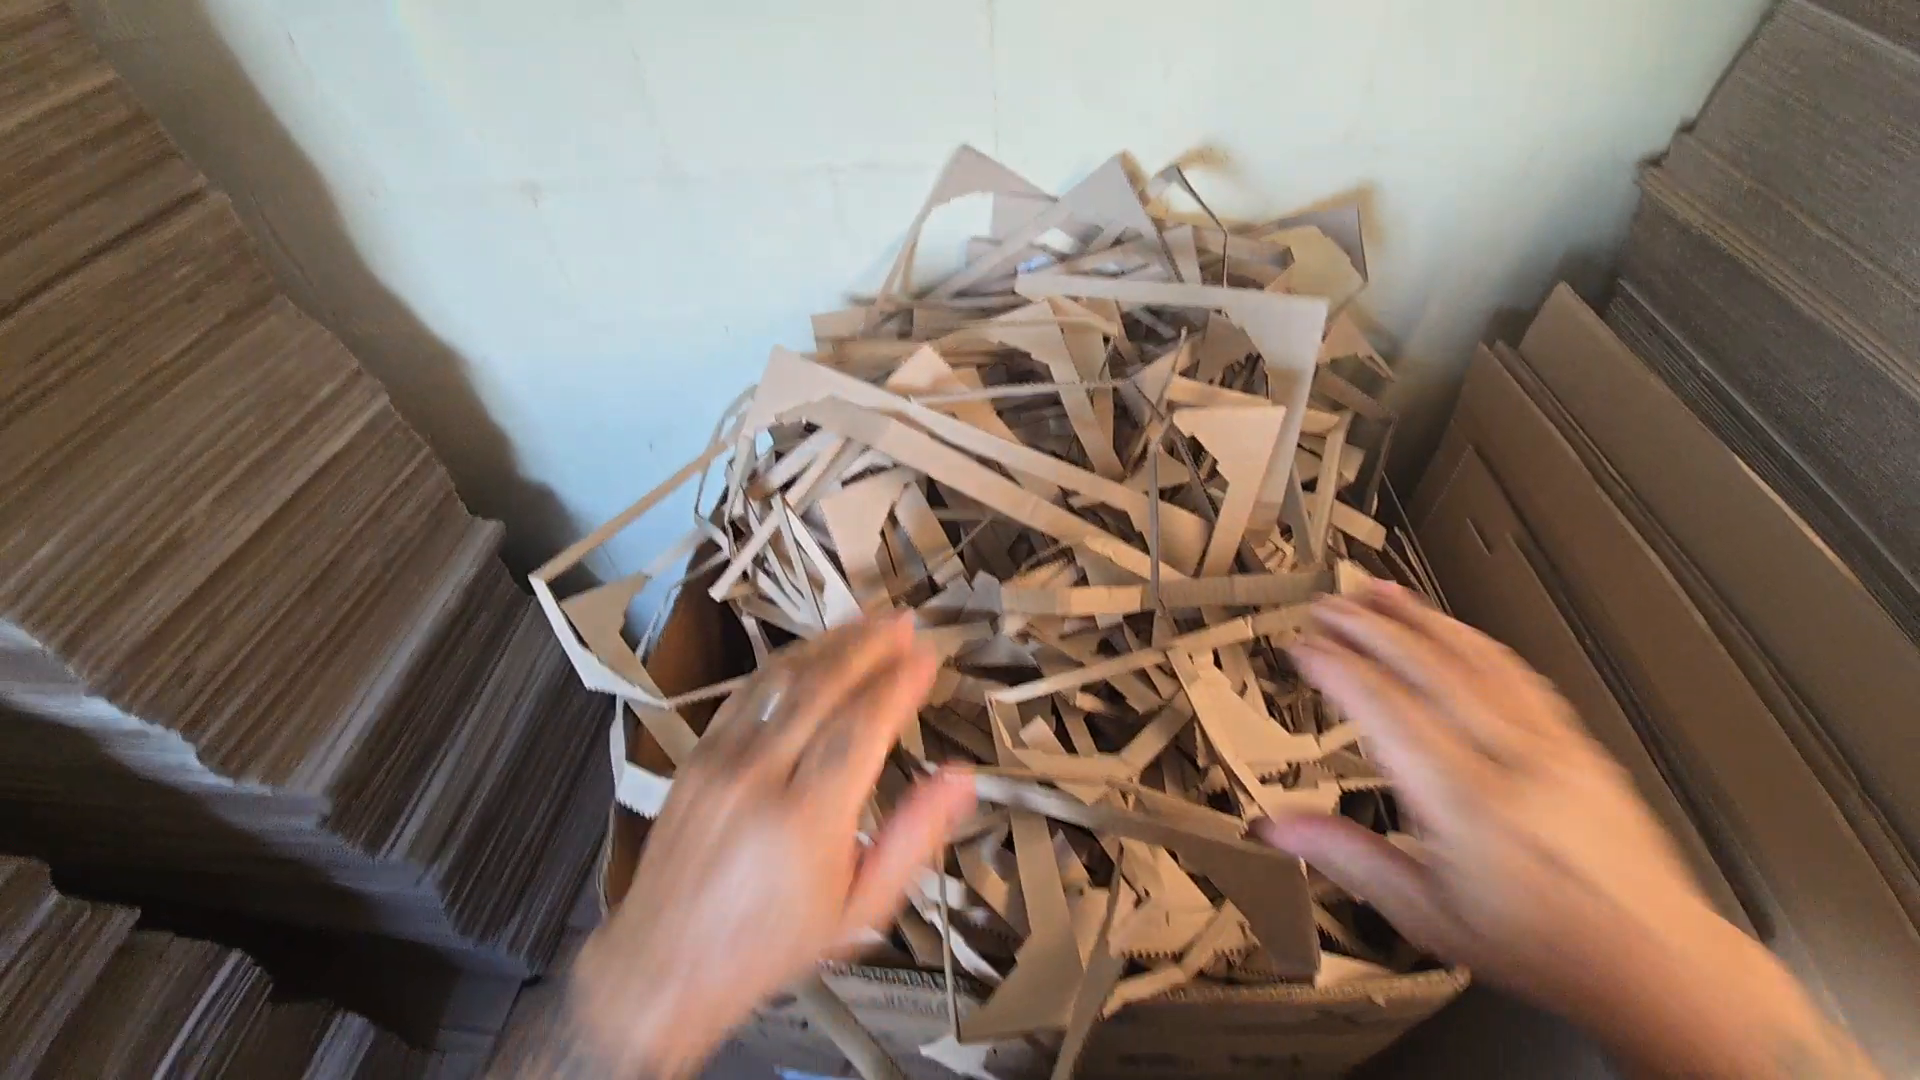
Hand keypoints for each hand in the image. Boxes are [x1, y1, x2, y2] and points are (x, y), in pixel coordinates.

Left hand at [567, 613, 976, 1079]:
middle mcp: (759, 777)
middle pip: (823, 687)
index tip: (927, 658)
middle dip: (870, 646)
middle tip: (905, 624)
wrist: (662, 966)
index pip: (863, 727)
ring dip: (830, 642)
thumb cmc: (771, 944)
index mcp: (806, 821)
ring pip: (782, 678)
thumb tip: (960, 779)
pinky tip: (814, 652)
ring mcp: (721, 760)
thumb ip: (913, 838)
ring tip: (869, 623)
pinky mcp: (697, 754)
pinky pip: (747, 692)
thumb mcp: (858, 910)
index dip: (899, 684)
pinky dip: (787, 663)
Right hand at [1255, 580, 1876, 1077]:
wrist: (1659, 967)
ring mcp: (1553, 747)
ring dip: (1422, 618)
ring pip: (1478, 661)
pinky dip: (1475, 642)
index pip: (1387, 710)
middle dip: (1371, 627)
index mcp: (1467, 802)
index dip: (1338, 669)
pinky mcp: (1579, 746)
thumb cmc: (1541, 945)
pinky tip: (1454, 630)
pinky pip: (1519, 676)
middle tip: (1328, 605)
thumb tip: (1276, 827)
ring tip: (1381, 593)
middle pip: (1430, 668)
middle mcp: (1513, 763)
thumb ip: (1346, 856)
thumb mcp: (1424, 912)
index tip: (1304, 648)